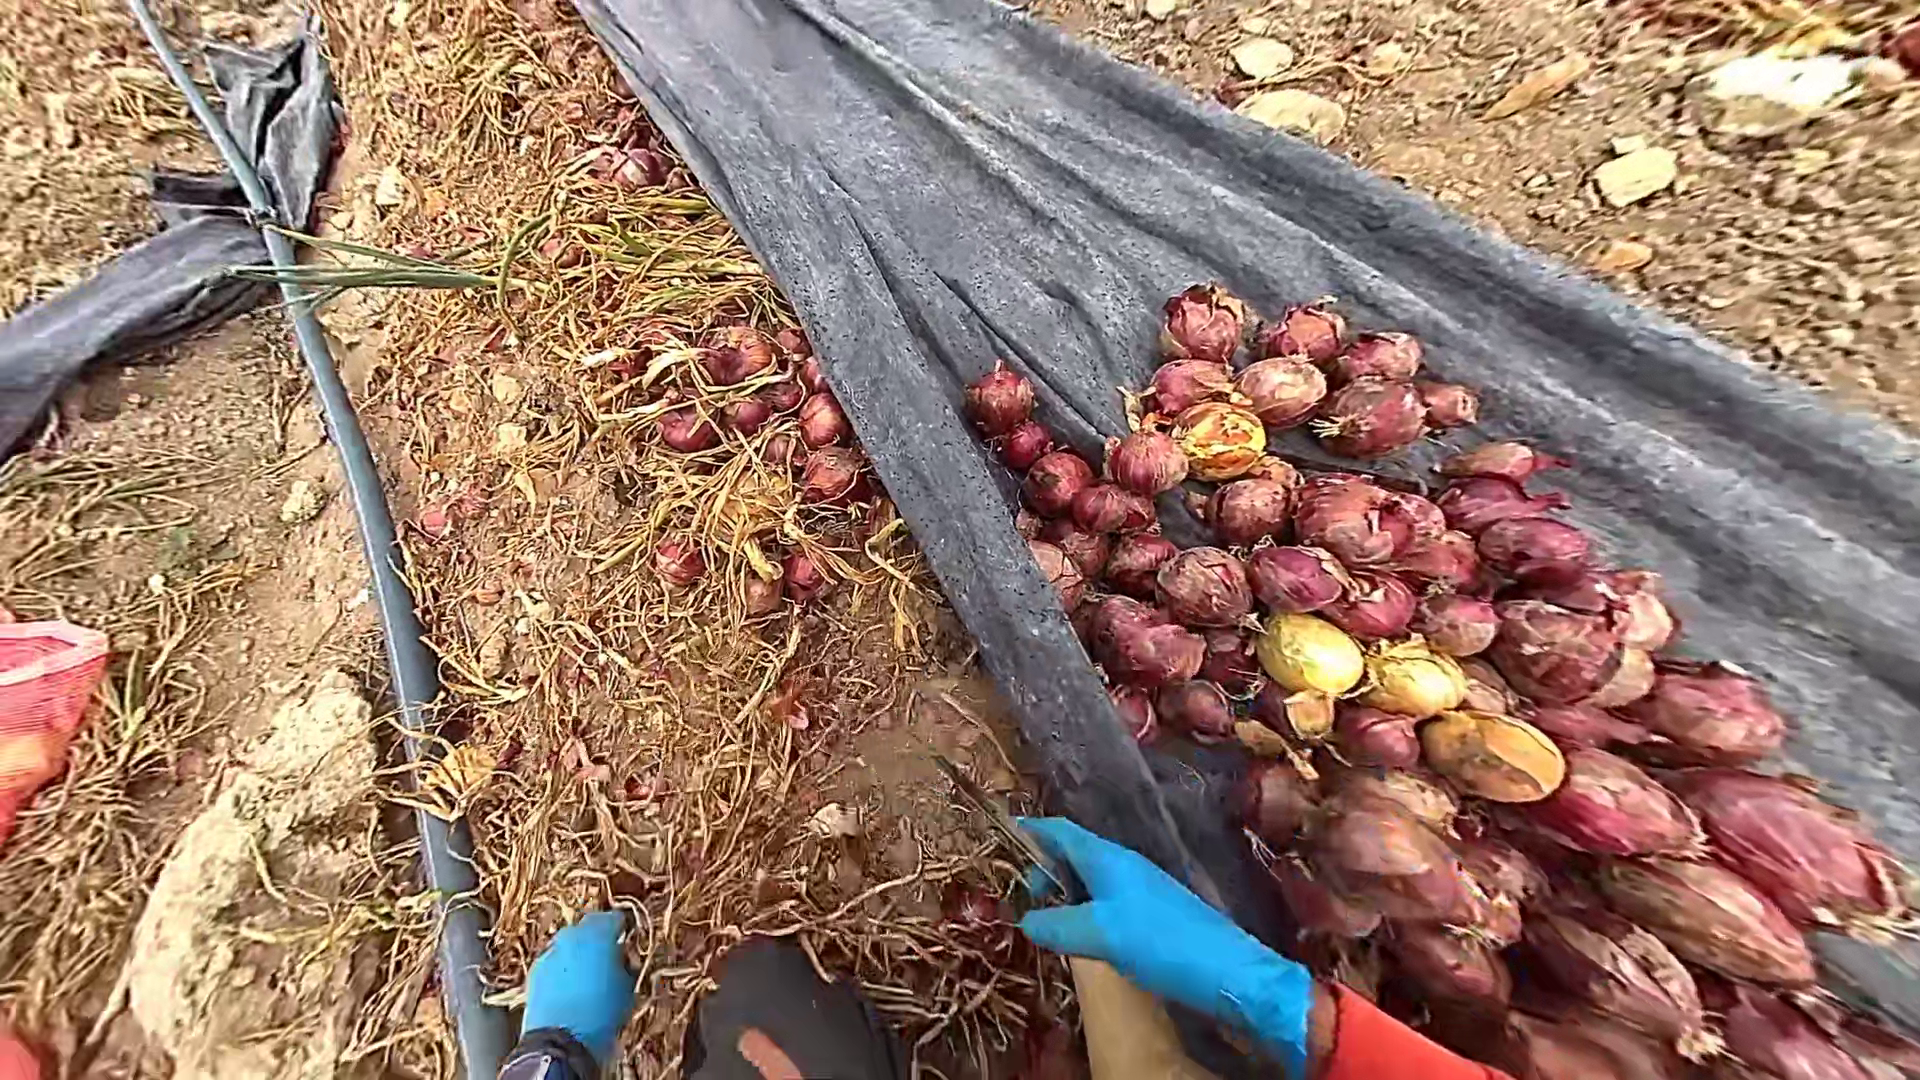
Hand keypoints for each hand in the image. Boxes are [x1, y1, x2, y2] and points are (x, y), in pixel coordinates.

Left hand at [522, 911, 638, 1065]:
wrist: (559, 1045)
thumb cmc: (601, 1011)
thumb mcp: (628, 983)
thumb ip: (625, 961)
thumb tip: (622, 957)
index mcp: (601, 930)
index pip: (616, 917)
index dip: (623, 929)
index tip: (626, 941)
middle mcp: (573, 934)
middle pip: (589, 927)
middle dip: (597, 939)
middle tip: (605, 958)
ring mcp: (551, 953)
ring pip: (568, 945)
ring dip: (577, 954)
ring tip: (585, 975)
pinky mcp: (533, 974)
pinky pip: (552, 963)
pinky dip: (560, 970)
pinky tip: (567, 988)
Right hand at [1016, 818, 1315, 1077]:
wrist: (1224, 968)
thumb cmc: (1157, 940)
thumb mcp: (1099, 934)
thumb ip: (1057, 925)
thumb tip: (1026, 920)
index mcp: (1105, 856)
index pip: (1061, 830)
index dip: (1034, 830)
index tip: (1010, 831)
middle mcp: (1120, 861)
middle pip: (1073, 850)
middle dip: (1046, 865)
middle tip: (1027, 893)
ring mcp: (1137, 882)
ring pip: (1089, 873)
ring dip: (1065, 886)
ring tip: (1048, 912)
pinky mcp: (1149, 904)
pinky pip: (1104, 891)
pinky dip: (1084, 900)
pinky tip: (1081, 926)